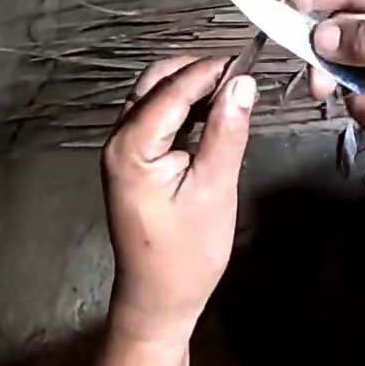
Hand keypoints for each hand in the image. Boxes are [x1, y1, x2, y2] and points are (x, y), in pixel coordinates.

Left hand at [101, 56, 255, 344]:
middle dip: (196, 71)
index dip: (210, 71)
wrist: (158, 302)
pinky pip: (156, 113)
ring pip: (155, 94)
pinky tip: (212, 109)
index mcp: (131, 147)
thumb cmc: (187, 253)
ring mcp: (122, 147)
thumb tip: (244, 82)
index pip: (172, 90)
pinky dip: (184, 102)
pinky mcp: (133, 156)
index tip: (247, 62)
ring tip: (231, 87)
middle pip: (156, 82)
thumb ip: (227, 131)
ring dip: (190, 84)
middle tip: (239, 74)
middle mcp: (118, 139)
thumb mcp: (214, 190)